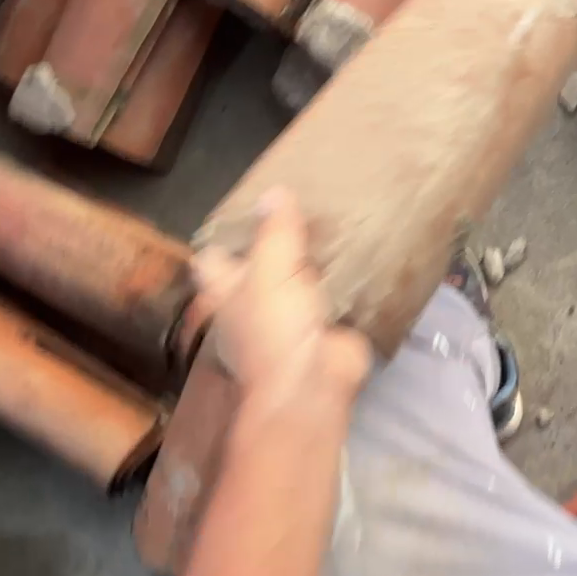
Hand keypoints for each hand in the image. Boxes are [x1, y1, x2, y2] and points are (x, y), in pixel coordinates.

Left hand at [192, 188, 371, 421]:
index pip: (214, 259)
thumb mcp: (271, 271)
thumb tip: (274, 191)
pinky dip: (346, 283)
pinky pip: (335, 299)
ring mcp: (292, 321)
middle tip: (305, 207)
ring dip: (314, 264)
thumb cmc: (275, 329)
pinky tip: (363, 257)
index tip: (253, 207)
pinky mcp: (327, 330)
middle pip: (261, 269)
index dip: (226, 237)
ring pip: (300, 284)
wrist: (314, 384)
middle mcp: (255, 307)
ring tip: (337, 224)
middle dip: (279, 244)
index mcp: (227, 293)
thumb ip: (275, 232)